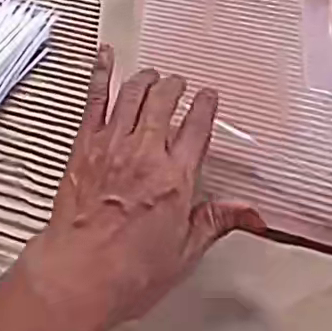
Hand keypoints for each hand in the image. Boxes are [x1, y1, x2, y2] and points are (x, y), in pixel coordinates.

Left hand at [13, 48, 264, 330]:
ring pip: (134, 93)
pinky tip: (106, 55)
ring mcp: (114, 143)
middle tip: (179, 84)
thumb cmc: (130, 272)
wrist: (80, 275)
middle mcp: (146, 152)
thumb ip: (215, 221)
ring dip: (147, 78)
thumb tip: (252, 214)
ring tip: (153, 75)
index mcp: (175, 178)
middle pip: (165, 100)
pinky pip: (96, 98)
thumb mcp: (184, 252)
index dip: (205, 106)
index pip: (197, 127)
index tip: (208, 97)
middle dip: (175, 86)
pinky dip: (101, 73)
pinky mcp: (86, 143)